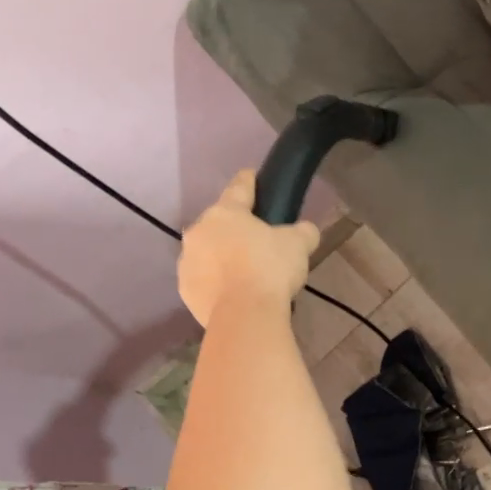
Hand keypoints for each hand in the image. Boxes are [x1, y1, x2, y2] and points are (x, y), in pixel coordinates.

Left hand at [177, 170, 320, 326]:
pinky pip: (204, 278)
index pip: (239, 188)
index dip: (249, 181)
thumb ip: (303, 231)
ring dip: (224, 256)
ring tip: (246, 273)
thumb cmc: (271, 269)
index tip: (251, 174)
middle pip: (220, 223)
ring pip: (209, 251)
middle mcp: (199, 231)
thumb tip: (304, 230)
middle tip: (258, 241)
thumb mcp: (299, 245)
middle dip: (236, 228)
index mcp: (226, 213)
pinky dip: (217, 281)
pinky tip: (235, 292)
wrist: (245, 315)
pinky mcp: (185, 289)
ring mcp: (187, 261)